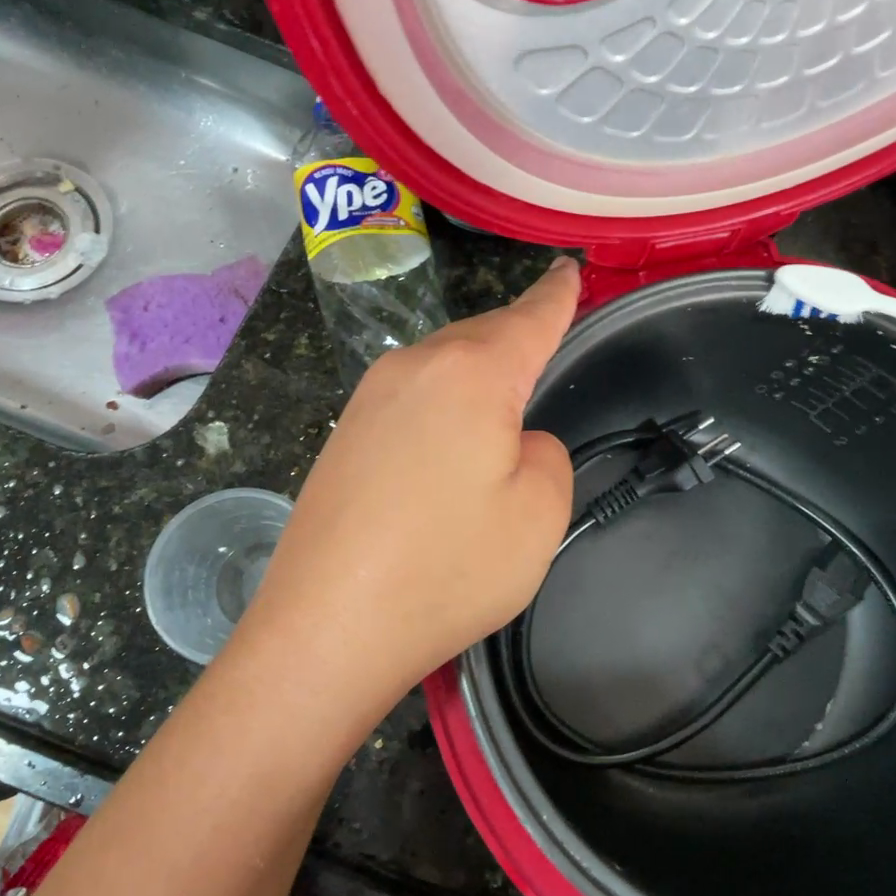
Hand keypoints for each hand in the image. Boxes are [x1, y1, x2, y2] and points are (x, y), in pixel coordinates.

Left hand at [243, 257, 580, 705]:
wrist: (327, 626)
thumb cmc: (446, 569)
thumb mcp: (537, 516)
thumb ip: (546, 457)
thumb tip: (515, 441)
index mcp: (471, 374)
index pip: (530, 318)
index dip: (557, 295)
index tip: (569, 269)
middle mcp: (414, 368)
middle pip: (481, 335)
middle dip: (516, 337)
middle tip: (546, 349)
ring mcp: (368, 399)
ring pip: (441, 365)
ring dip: (476, 375)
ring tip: (500, 405)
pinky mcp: (344, 434)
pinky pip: (411, 397)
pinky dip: (441, 405)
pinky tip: (446, 444)